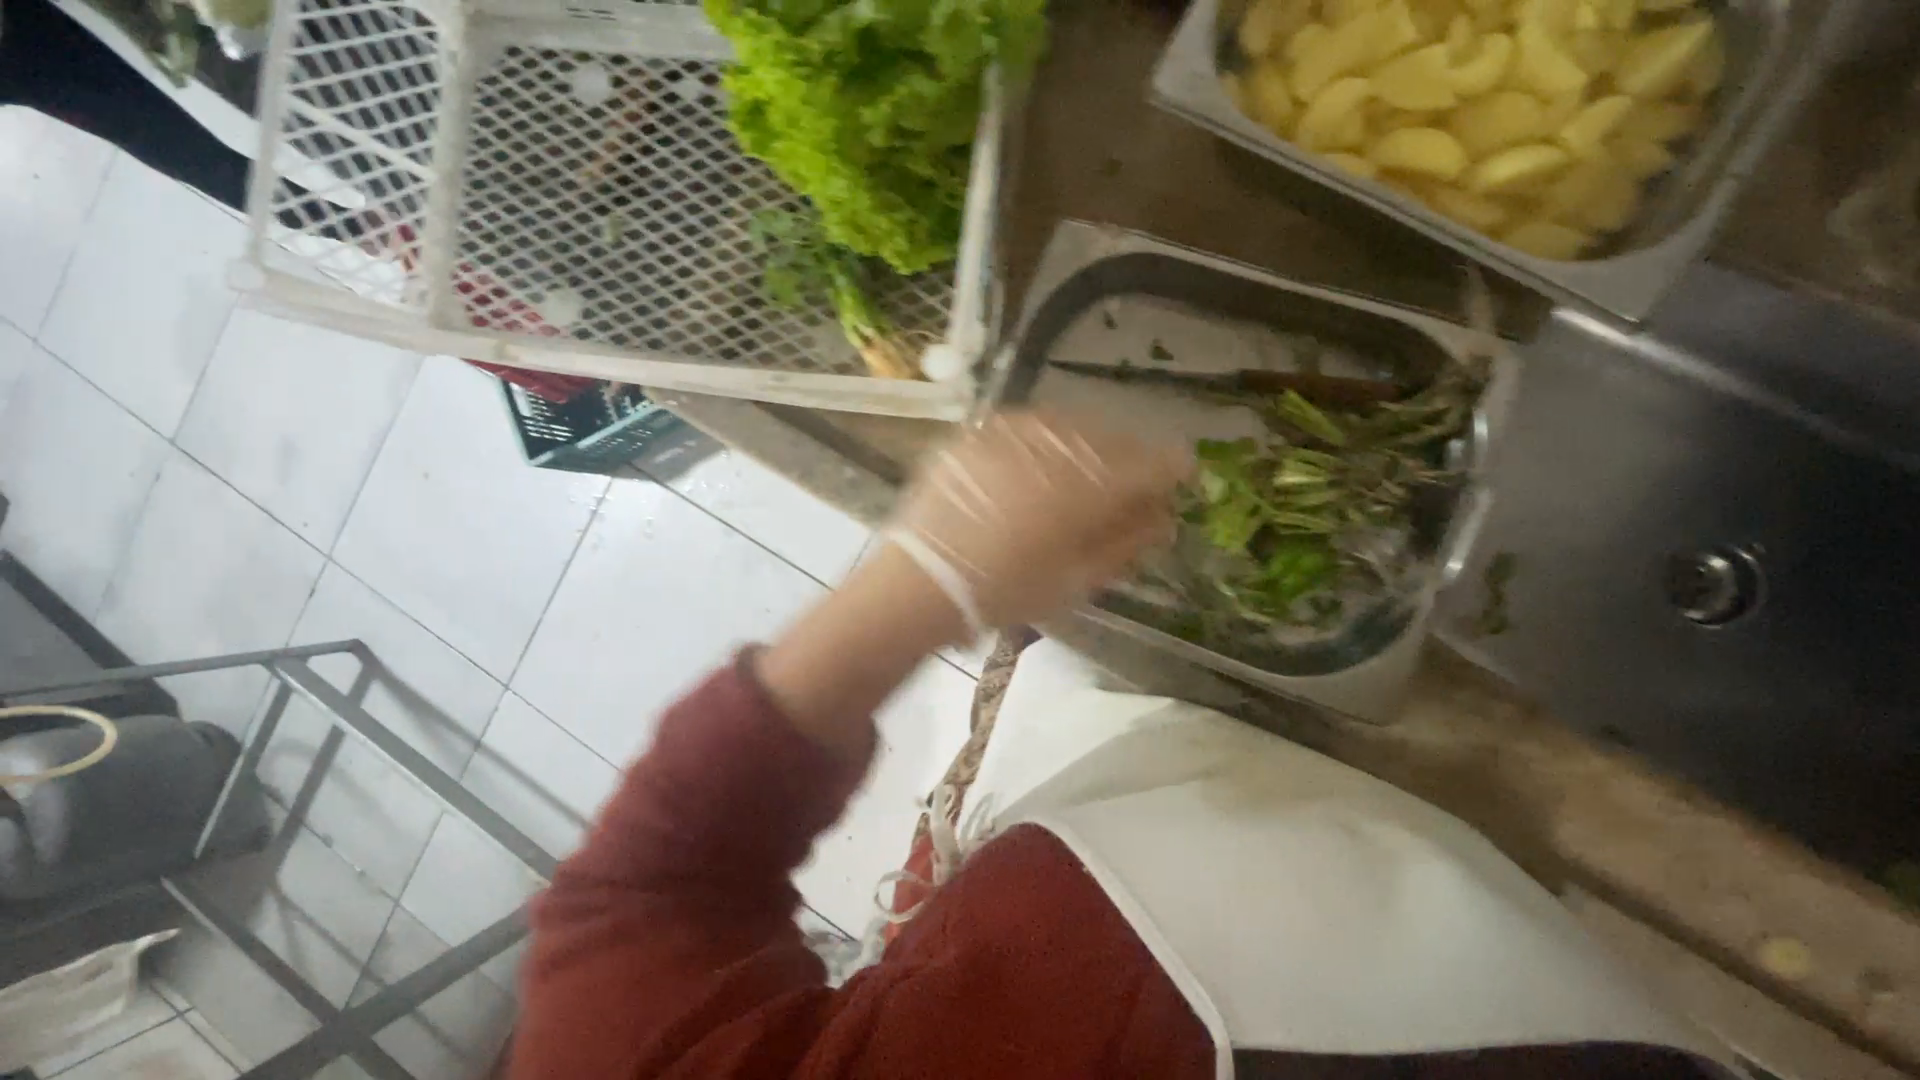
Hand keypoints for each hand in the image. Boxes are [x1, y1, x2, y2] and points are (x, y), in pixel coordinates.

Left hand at [757, 410, 1188, 756]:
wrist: (919, 583)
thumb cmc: (1003, 593)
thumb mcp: (1075, 582)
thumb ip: (1125, 544)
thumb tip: (1163, 519)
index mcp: (1084, 490)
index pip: (1148, 464)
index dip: (1171, 469)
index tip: (1181, 476)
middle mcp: (1052, 451)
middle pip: (1111, 439)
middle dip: (1130, 456)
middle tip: (1135, 478)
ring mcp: (1010, 437)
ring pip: (1071, 426)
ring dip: (1091, 443)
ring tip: (1090, 469)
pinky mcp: (977, 434)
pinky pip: (1028, 425)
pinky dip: (1048, 439)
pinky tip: (1045, 459)